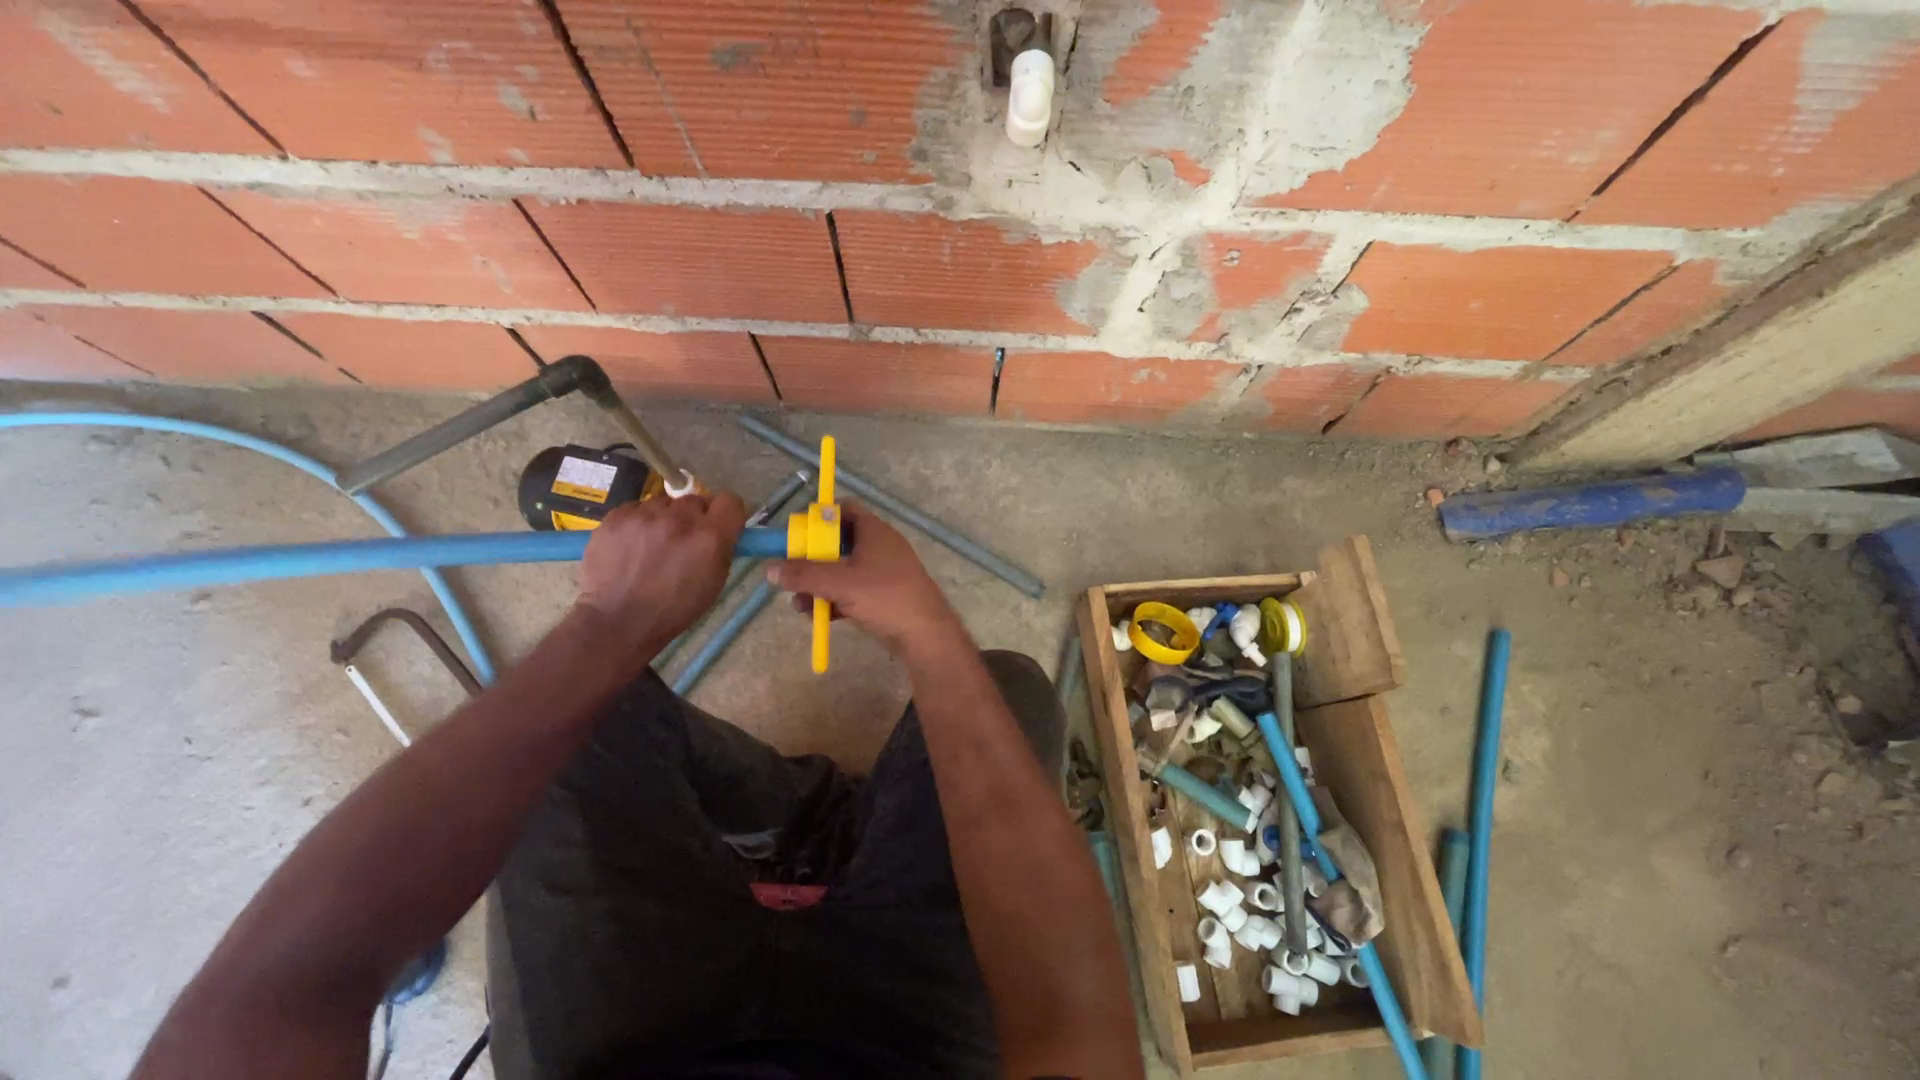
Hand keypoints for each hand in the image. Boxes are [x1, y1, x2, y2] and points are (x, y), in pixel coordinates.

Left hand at [577, 491, 745, 653]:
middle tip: (682, 540)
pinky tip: (630, 546)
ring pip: (663, 503)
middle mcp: (680, 518)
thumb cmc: (673, 610)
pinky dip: (637, 523)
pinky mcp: (617, 516)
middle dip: (693, 517)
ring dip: (663, 518)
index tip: (719, 524)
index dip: (726, 513)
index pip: (730, 501)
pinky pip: (635, 509)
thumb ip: (721, 548)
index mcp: (710, 536)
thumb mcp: (713, 583)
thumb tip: (720, 531)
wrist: (618, 621)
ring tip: (652, 544)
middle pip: (695, 500)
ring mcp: (645, 514)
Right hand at [767, 503, 965, 657]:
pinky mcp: (883, 597)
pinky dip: (834, 599)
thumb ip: (803, 575)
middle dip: (812, 558)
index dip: (819, 517)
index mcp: (875, 531)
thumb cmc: (884, 597)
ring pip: (843, 571)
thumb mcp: (839, 583)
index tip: (796, 533)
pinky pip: (852, 591)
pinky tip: (816, 615)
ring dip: (819, 583)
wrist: (925, 635)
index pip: (844, 509)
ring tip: (798, 602)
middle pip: (838, 542)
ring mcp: (883, 573)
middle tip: (791, 570)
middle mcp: (880, 547)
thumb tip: (770, 569)